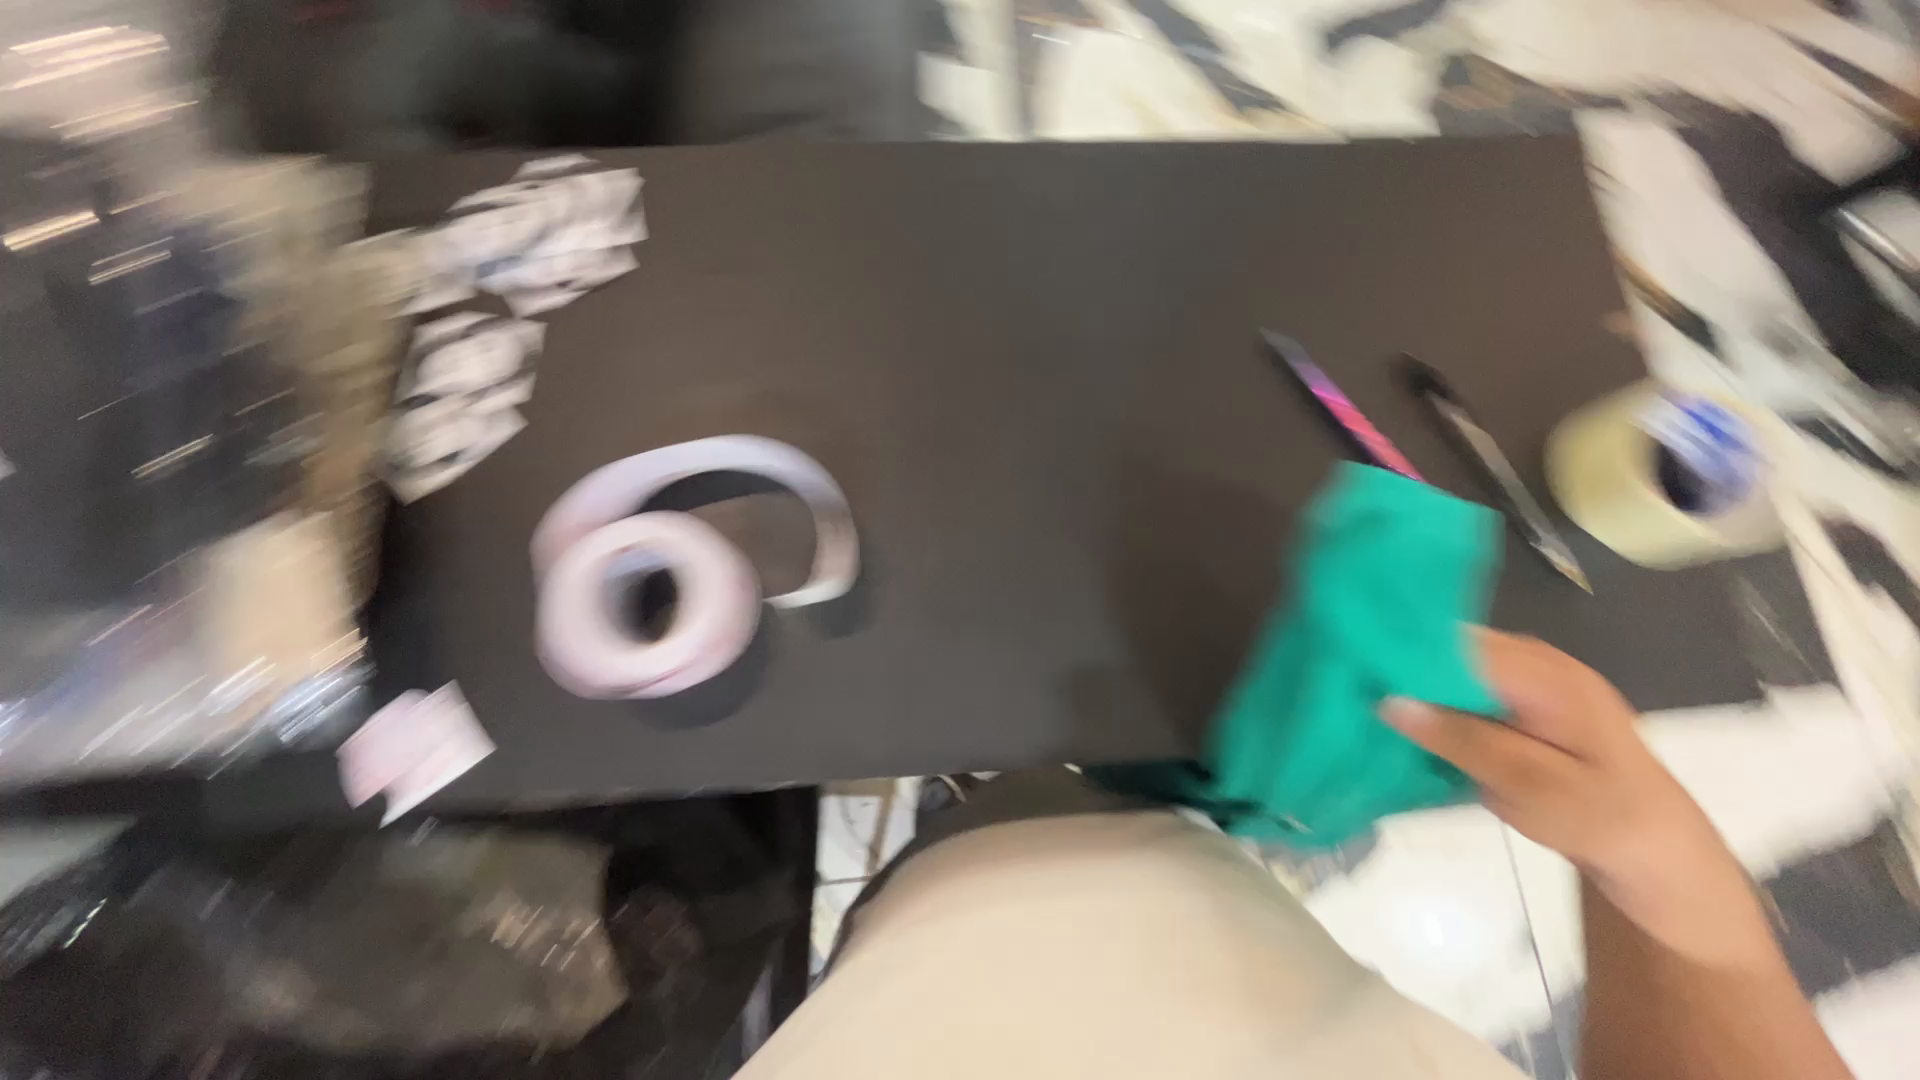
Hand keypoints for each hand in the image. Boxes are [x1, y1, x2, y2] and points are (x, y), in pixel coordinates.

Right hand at [1381, 628, 1776, 967]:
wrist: (1651, 841)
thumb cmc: (1598, 819)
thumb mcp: (1532, 788)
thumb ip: (1464, 740)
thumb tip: (1389, 701)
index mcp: (1547, 676)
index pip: (1458, 646)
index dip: (1403, 652)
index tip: (1352, 667)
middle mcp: (1537, 659)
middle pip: (1450, 643)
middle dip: (1400, 661)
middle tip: (1347, 683)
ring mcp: (1528, 671)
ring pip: (1451, 657)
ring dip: (1410, 676)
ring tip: (1361, 693)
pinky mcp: (1517, 689)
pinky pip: (1462, 675)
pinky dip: (1429, 689)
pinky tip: (1401, 708)